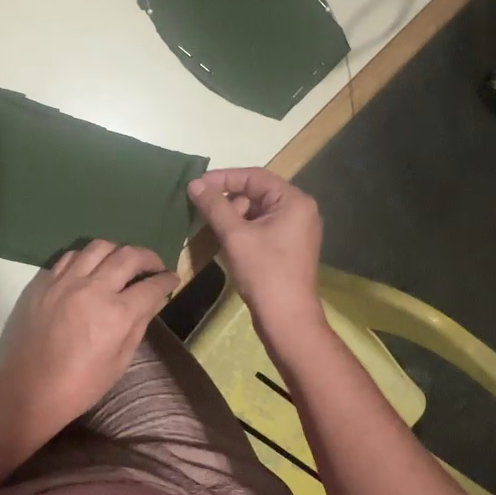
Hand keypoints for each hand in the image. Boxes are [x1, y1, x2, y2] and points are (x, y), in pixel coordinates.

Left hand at [0, 241, 177, 436]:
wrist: (28, 389)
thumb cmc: (80, 385)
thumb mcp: (120, 361)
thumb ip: (139, 324)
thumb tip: (153, 299)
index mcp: (116, 313)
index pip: (152, 285)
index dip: (167, 280)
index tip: (172, 279)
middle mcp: (92, 288)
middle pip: (128, 255)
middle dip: (148, 258)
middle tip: (154, 267)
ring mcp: (64, 281)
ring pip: (98, 247)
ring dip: (117, 251)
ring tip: (121, 263)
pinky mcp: (43, 282)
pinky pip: (70, 256)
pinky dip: (86, 258)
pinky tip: (89, 270)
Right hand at [188, 168, 323, 325]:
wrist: (286, 317)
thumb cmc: (263, 272)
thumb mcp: (235, 236)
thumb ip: (215, 206)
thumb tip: (195, 184)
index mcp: (294, 201)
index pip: (255, 176)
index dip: (224, 178)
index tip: (197, 185)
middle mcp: (300, 210)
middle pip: (257, 193)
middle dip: (228, 199)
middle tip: (203, 209)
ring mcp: (297, 230)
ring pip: (258, 212)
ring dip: (233, 215)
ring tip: (211, 226)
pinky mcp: (289, 248)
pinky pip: (263, 228)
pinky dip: (243, 229)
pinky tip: (225, 239)